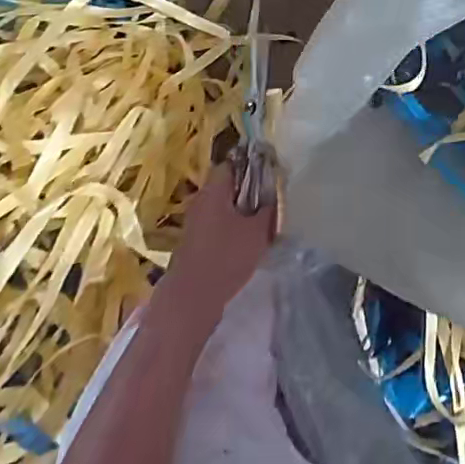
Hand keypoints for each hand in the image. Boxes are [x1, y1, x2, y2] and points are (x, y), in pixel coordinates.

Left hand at [160, 162, 277, 316]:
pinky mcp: (194, 243)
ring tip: (264, 221)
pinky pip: (217, 225)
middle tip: (271, 198)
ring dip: (241, 211)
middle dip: (250, 190)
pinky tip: (248, 241)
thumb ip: (269, 208)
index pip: (232, 163)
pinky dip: (232, 228)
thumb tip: (274, 192)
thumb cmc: (226, 257)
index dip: (252, 164)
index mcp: (214, 190)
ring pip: (223, 207)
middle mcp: (201, 201)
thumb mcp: (258, 231)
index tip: (270, 172)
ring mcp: (195, 223)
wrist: (191, 300)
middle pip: (228, 186)